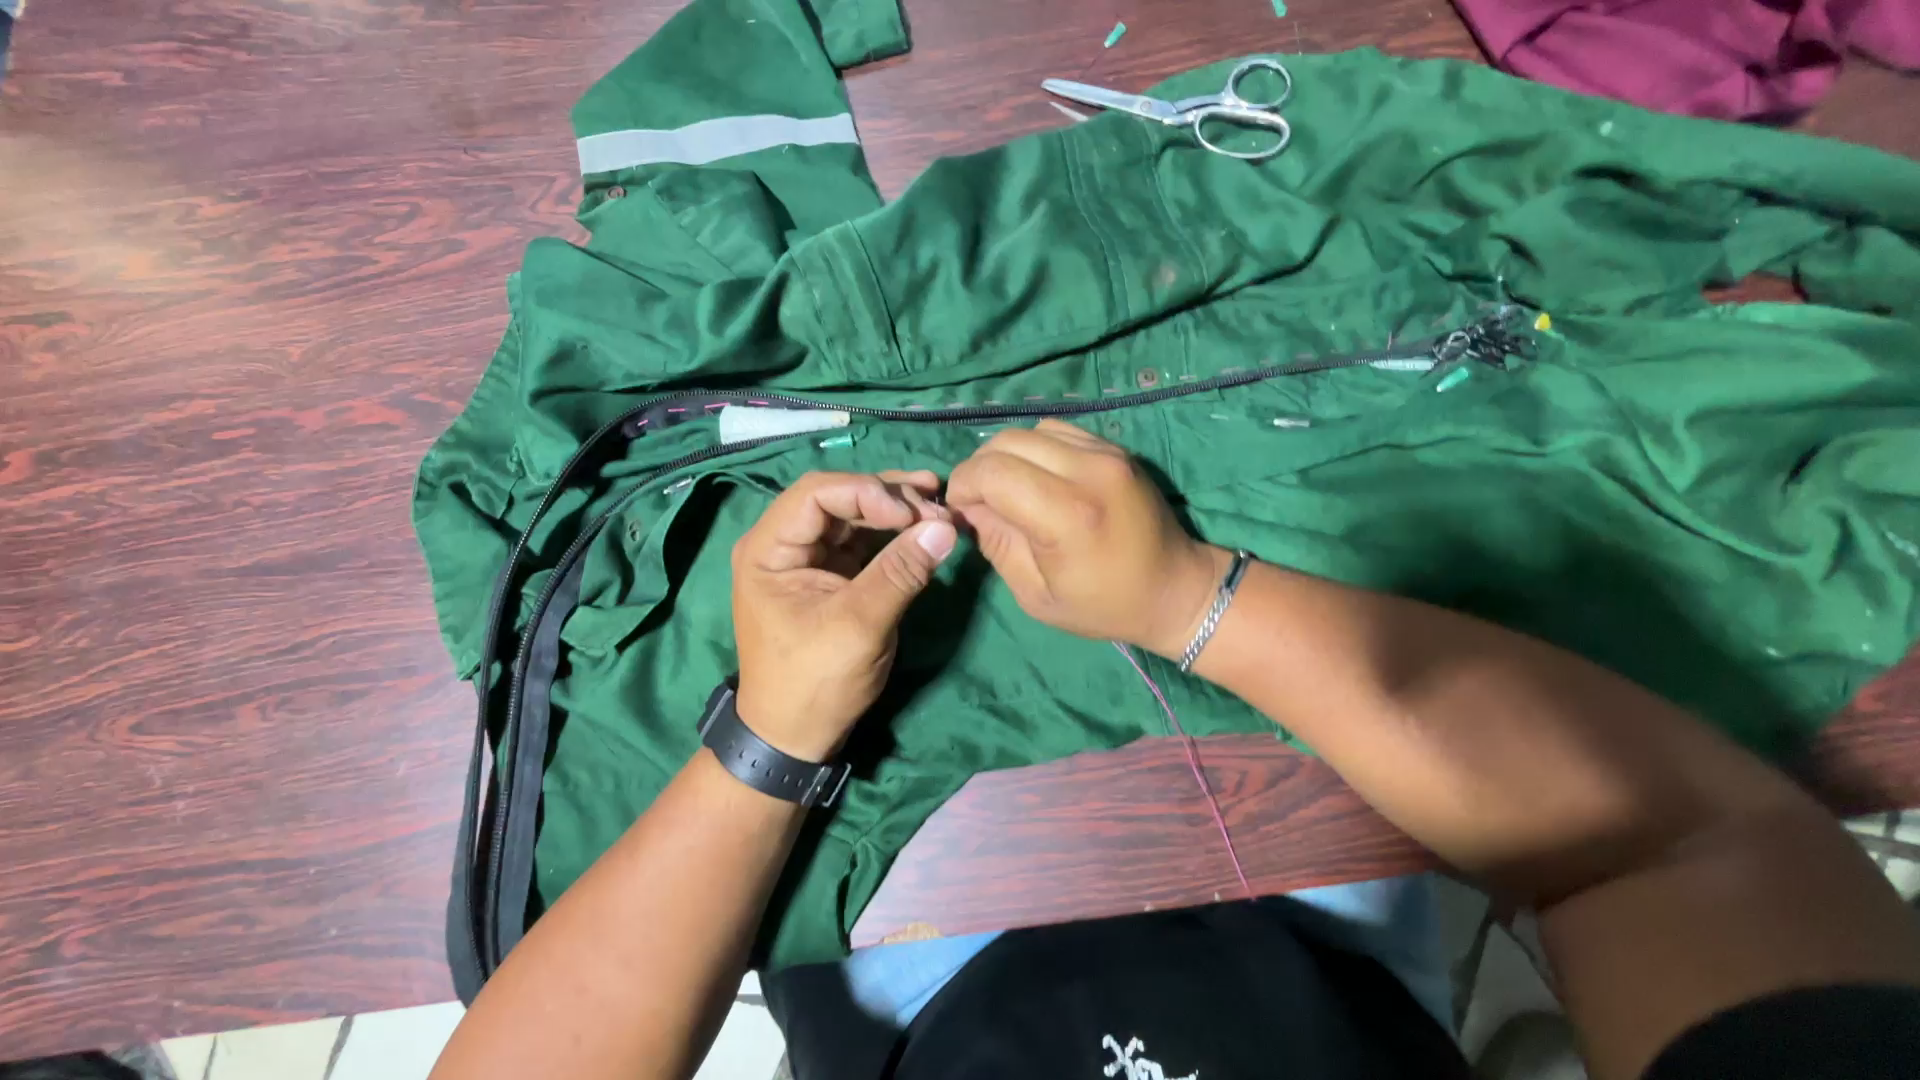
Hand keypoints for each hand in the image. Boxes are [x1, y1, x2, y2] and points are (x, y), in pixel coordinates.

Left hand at [731, 471, 957, 761]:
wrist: (796, 738)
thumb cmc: (814, 685)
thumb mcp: (859, 627)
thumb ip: (900, 573)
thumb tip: (946, 526)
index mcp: (769, 550)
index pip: (816, 493)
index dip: (866, 492)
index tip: (910, 515)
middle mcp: (784, 544)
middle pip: (838, 497)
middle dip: (888, 498)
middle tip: (937, 506)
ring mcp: (809, 559)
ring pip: (854, 515)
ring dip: (896, 511)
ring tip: (940, 507)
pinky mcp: (833, 575)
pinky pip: (865, 542)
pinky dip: (895, 534)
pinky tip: (927, 529)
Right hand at [946, 419, 1226, 657]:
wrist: (1176, 589)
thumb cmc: (1104, 605)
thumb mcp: (1035, 595)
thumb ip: (996, 544)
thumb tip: (967, 508)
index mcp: (1067, 515)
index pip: (991, 472)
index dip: (963, 487)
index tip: (962, 512)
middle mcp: (1088, 471)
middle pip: (1006, 442)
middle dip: (980, 469)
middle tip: (981, 503)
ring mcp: (1105, 453)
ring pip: (1029, 430)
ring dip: (1007, 457)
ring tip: (1010, 491)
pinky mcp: (1114, 448)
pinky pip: (1057, 431)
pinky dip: (1036, 450)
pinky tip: (1040, 480)